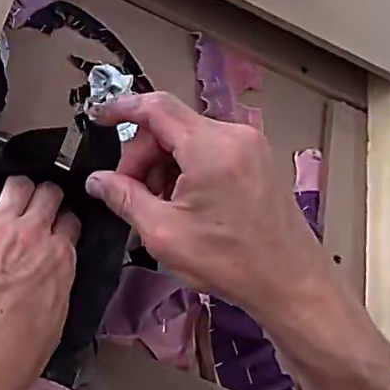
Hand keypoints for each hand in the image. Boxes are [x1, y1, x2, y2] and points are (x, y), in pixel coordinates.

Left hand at [0, 176, 80, 389]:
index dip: (64, 219)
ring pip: (17, 184)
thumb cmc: (4, 356)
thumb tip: (51, 290)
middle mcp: (32, 236)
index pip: (71, 222)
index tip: (59, 222)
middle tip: (36, 202)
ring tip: (8, 196)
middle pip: (48, 194)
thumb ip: (55, 294)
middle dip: (45, 196)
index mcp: (58, 260)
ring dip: (15, 189)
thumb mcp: (52, 328)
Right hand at [85, 92, 333, 325]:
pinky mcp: (258, 159)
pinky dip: (189, 167)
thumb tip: (97, 180)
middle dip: (143, 155)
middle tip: (130, 192)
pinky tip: (184, 202)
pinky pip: (211, 149)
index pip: (156, 107)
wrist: (291, 283)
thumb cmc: (232, 262)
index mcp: (210, 147)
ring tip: (160, 206)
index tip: (99, 118)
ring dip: (165, 164)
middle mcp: (234, 135)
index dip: (121, 108)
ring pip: (190, 138)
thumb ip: (124, 198)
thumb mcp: (164, 233)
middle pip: (171, 125)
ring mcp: (250, 145)